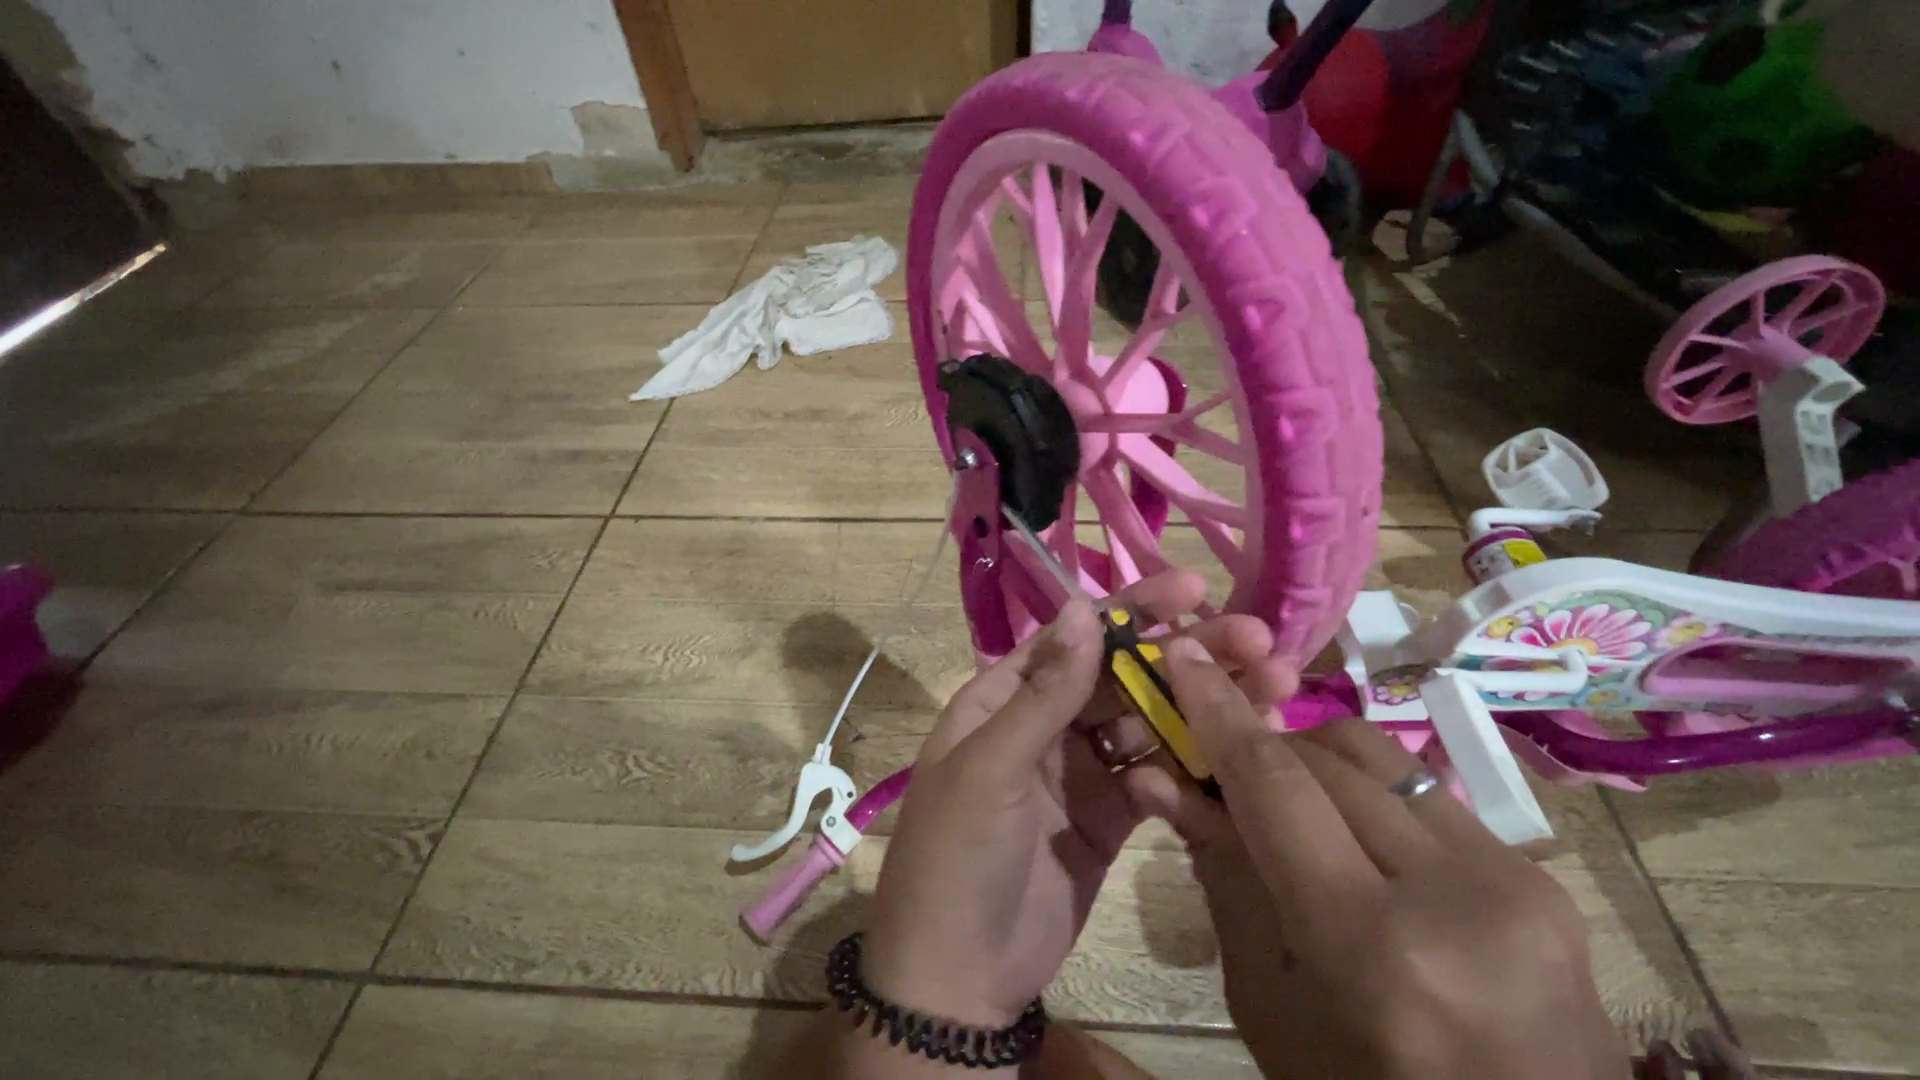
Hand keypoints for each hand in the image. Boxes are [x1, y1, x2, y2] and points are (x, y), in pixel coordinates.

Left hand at [860, 570, 1293, 1029]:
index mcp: (1002, 700)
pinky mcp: (1111, 818)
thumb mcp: (991, 767)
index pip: (1074, 638)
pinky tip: (1243, 745)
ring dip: (1203, 703)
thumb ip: (1043, 693)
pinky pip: (1158, 776)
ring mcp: (1080, 772)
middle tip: (1257, 640)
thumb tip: (1082, 609)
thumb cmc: (958, 857)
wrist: (959, 977)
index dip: (1132, 611)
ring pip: (1149, 721)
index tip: (1194, 590)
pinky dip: (1194, 760)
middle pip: (1121, 675)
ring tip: (1272, 686)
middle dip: (1184, 654)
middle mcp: (1044, 725)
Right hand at [1158, 637, 1631, 1079]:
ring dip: (1315, 758)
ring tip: (1288, 798)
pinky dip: (1371, 795)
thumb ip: (1225, 877)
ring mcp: (1513, 879)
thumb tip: (1163, 781)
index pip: (1276, 785)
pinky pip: (1429, 796)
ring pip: (1382, 758)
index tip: (1183, 653)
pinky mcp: (1545, 876)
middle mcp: (1451, 892)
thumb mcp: (1268, 1000)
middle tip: (1220, 764)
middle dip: (1262, 746)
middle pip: (1326, 759)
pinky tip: (1359, 839)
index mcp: (1368, 943)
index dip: (1219, 711)